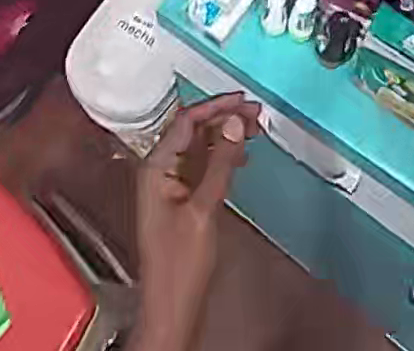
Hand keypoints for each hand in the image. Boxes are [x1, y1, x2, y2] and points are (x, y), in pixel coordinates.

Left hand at [132, 93, 262, 350]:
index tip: (243, 100)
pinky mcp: (184, 198)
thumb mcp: (203, 209)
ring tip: (255, 128)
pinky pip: (204, 164)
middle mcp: (162, 170)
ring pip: (201, 146)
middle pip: (194, 131)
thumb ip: (220, 163)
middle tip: (256, 113)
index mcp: (157, 167)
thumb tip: (235, 122)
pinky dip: (224, 154)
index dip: (215, 107)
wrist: (171, 312)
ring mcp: (172, 184)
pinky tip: (242, 155)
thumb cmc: (181, 263)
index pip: (186, 121)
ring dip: (227, 134)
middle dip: (224, 118)